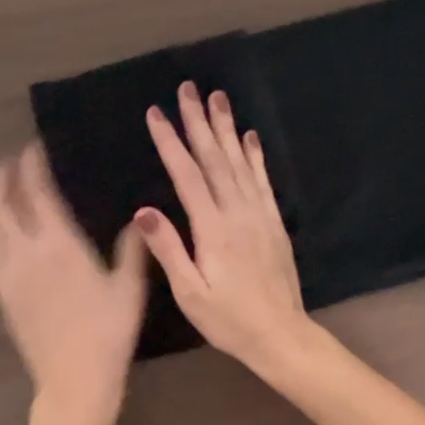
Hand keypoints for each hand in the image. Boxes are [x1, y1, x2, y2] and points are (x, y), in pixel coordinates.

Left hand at [0, 143, 148, 421]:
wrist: (73, 380)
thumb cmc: (108, 334)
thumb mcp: (130, 290)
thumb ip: (132, 250)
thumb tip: (139, 220)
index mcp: (60, 244)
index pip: (36, 189)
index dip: (33, 163)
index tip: (37, 147)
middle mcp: (26, 250)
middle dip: (2, 174)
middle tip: (13, 163)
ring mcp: (8, 273)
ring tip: (0, 190)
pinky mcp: (1, 293)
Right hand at [133, 81, 314, 370]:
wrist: (280, 334)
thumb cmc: (229, 320)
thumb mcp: (190, 293)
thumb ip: (169, 250)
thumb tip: (144, 211)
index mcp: (212, 230)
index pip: (187, 176)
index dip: (170, 143)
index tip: (156, 113)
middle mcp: (238, 214)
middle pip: (216, 160)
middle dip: (199, 123)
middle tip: (188, 89)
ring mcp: (260, 217)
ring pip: (241, 164)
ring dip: (228, 130)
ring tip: (218, 98)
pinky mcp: (275, 224)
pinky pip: (264, 182)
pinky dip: (256, 157)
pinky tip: (250, 138)